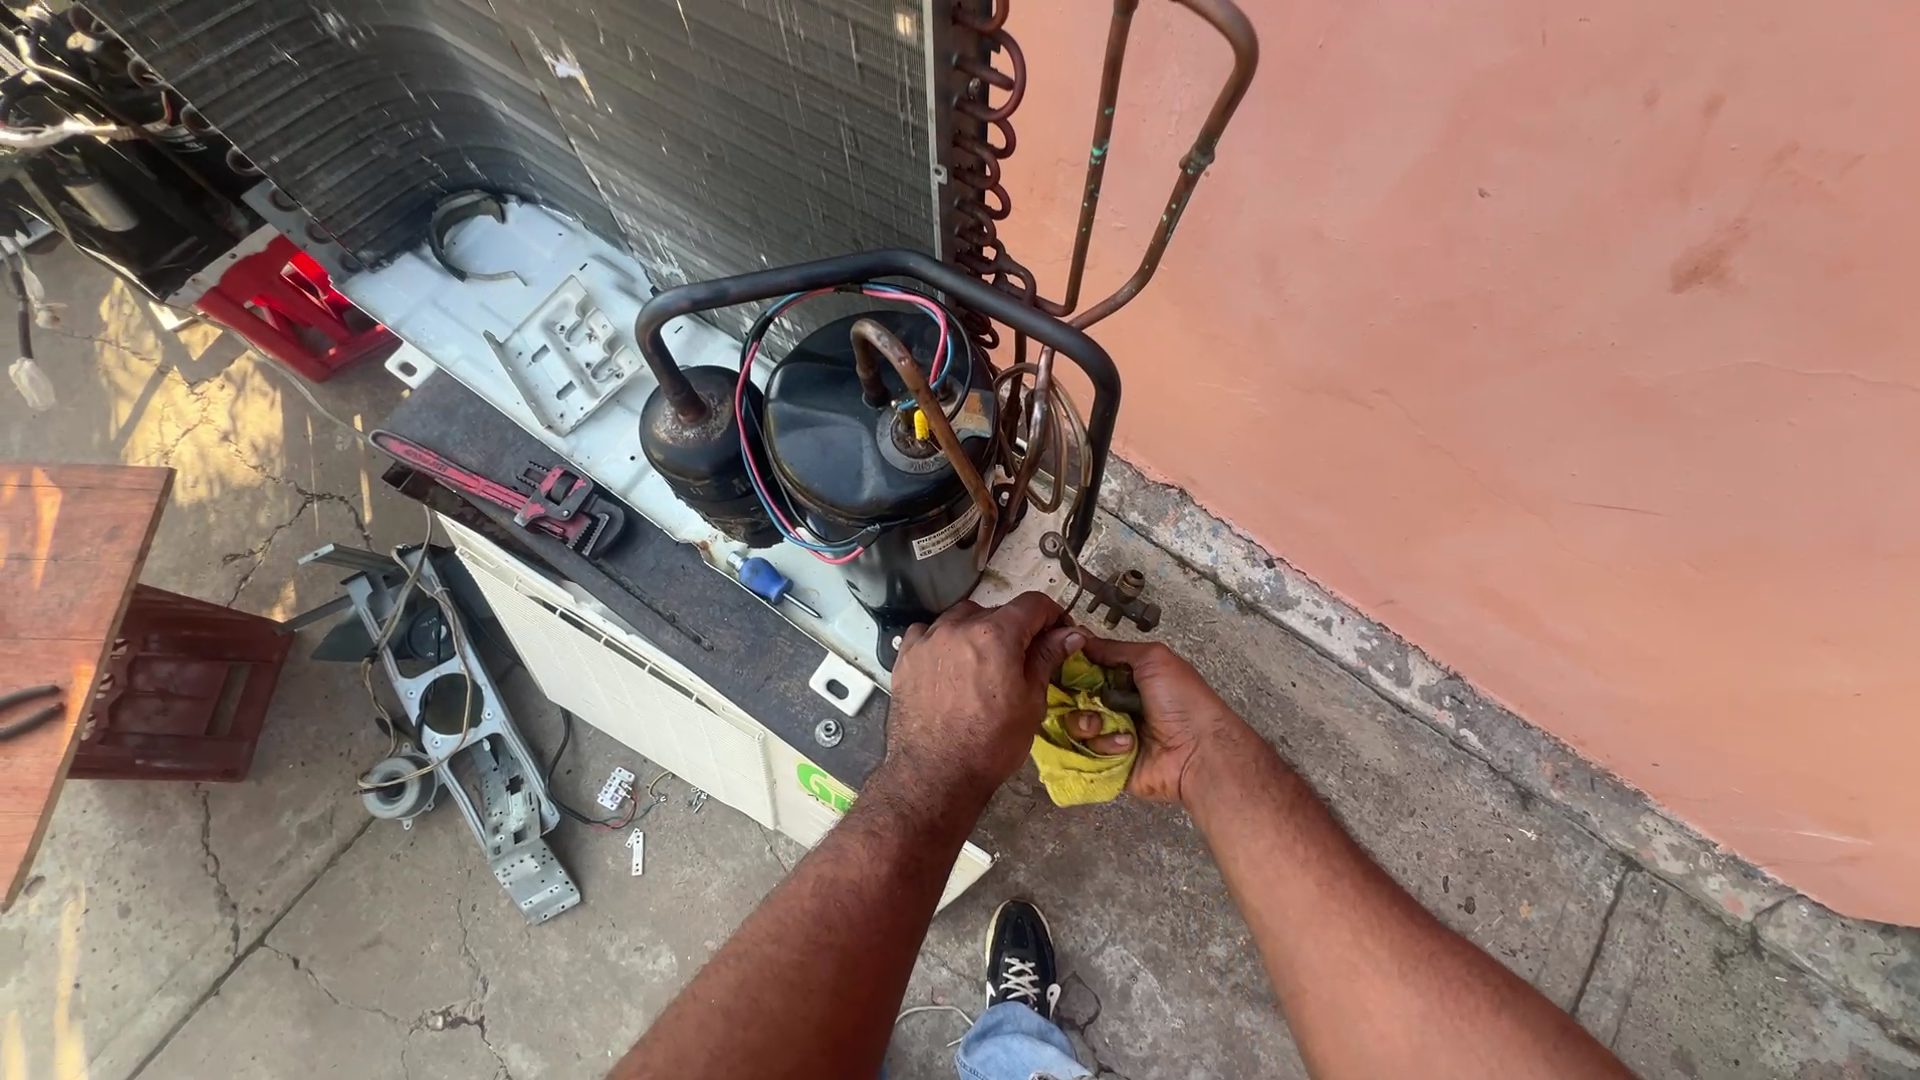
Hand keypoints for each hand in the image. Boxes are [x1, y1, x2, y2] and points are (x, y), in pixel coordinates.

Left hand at [884, 592, 1083, 804]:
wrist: (934, 775)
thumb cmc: (989, 745)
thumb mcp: (1031, 702)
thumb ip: (1047, 658)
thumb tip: (1069, 634)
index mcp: (996, 635)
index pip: (1033, 604)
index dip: (1052, 616)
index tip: (1058, 632)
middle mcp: (959, 627)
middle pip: (997, 611)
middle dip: (1016, 629)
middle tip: (1024, 657)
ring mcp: (929, 639)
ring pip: (962, 617)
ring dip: (979, 631)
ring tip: (985, 663)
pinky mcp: (906, 656)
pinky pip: (929, 632)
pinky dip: (944, 640)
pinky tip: (951, 663)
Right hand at [1062, 637, 1252, 803]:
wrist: (1199, 751)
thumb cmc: (1181, 701)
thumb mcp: (1153, 658)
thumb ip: (1114, 649)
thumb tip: (1082, 639)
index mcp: (1126, 678)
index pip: (1086, 669)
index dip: (1069, 667)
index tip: (1055, 663)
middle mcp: (1115, 704)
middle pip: (1074, 697)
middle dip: (1072, 696)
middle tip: (1080, 697)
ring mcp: (1110, 734)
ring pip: (1076, 724)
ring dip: (1086, 722)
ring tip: (1104, 724)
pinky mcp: (1108, 761)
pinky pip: (1086, 752)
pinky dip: (1104, 745)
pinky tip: (1126, 744)